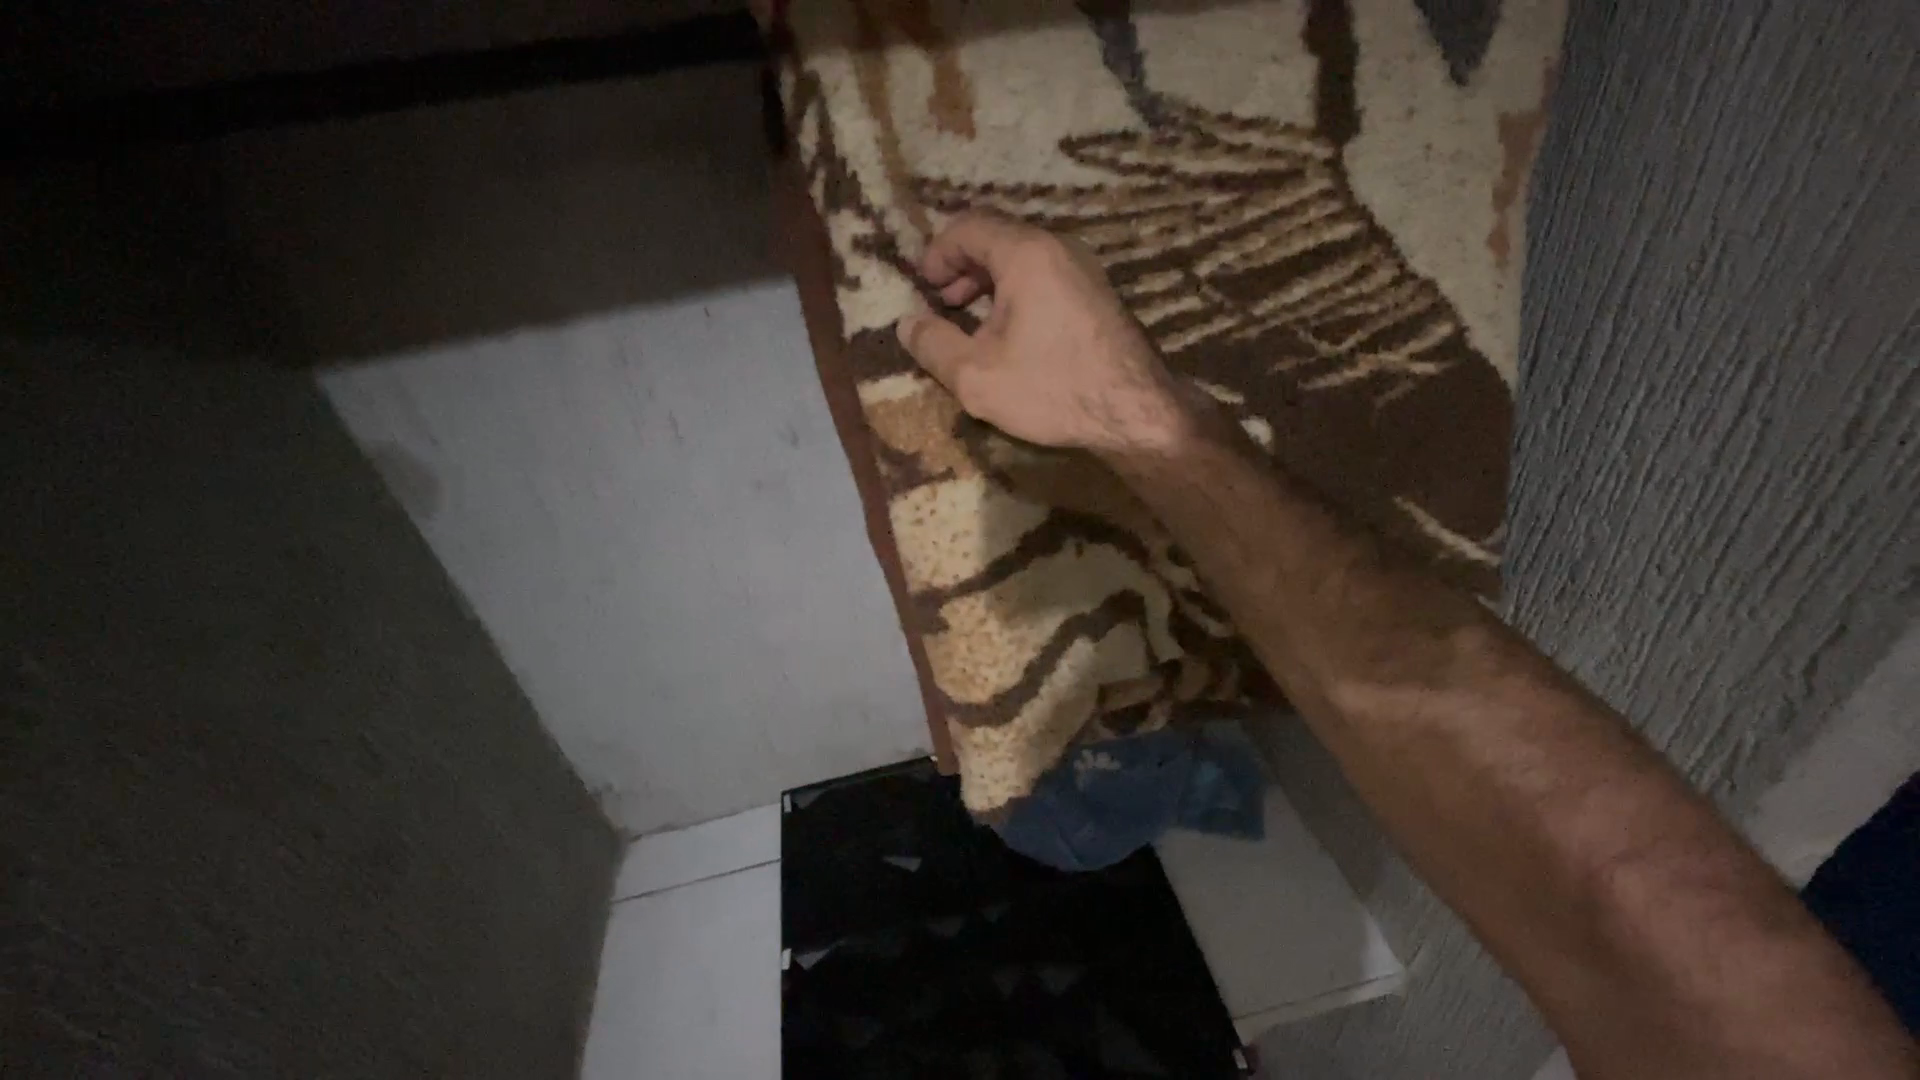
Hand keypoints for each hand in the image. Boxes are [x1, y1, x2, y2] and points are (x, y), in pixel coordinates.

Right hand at [895, 212, 1194, 457]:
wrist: (1134, 411)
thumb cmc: (1052, 388)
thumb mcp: (975, 376)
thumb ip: (933, 345)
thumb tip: (907, 323)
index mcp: (1026, 254)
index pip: (968, 227)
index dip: (936, 253)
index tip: (922, 287)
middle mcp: (1058, 248)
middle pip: (997, 238)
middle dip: (962, 267)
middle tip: (942, 303)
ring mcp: (1084, 270)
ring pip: (1023, 259)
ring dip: (989, 282)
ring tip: (971, 321)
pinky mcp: (1097, 295)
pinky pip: (1045, 277)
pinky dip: (1016, 293)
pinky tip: (1009, 333)